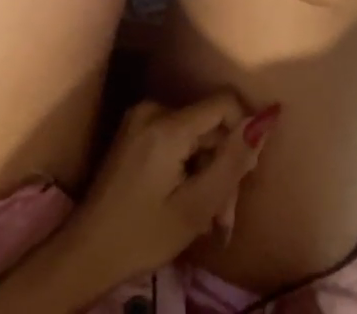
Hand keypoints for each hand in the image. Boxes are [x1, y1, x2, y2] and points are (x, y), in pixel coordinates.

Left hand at [63, 94, 276, 280]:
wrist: (87, 252)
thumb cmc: (143, 234)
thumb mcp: (198, 205)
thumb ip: (234, 159)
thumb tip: (269, 116)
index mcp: (167, 124)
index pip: (225, 103)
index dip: (244, 134)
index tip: (244, 176)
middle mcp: (153, 109)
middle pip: (210, 125)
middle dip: (224, 166)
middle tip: (225, 215)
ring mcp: (140, 119)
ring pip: (197, 136)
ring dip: (209, 173)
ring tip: (210, 219)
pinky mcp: (135, 132)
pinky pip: (178, 140)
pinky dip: (190, 168)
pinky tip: (190, 203)